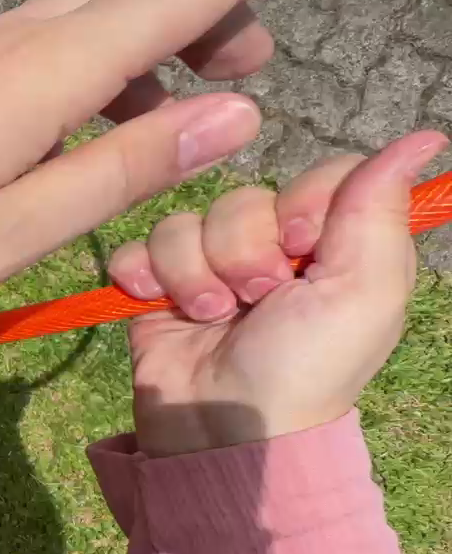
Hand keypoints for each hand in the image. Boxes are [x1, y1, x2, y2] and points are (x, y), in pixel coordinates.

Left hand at [0, 0, 371, 346]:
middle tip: (251, 65)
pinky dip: (78, 66)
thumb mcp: (11, 234)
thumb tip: (233, 111)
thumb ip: (122, 170)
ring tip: (172, 107)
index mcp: (39, 74)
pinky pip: (25, 48)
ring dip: (145, 38)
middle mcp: (1, 44)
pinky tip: (76, 126)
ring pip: (80, 12)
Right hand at [105, 132, 447, 456]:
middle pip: (240, 200)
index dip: (301, 203)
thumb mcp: (364, 291)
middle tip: (251, 298)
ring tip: (207, 313)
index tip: (300, 246)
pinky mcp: (147, 289)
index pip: (315, 177)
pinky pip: (131, 251)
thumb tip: (423, 135)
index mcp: (328, 243)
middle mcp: (263, 247)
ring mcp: (199, 268)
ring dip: (190, 271)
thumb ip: (378, 213)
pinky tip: (152, 300)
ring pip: (180, 225)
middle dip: (240, 250)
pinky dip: (137, 273)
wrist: (220, 417)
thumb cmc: (306, 363)